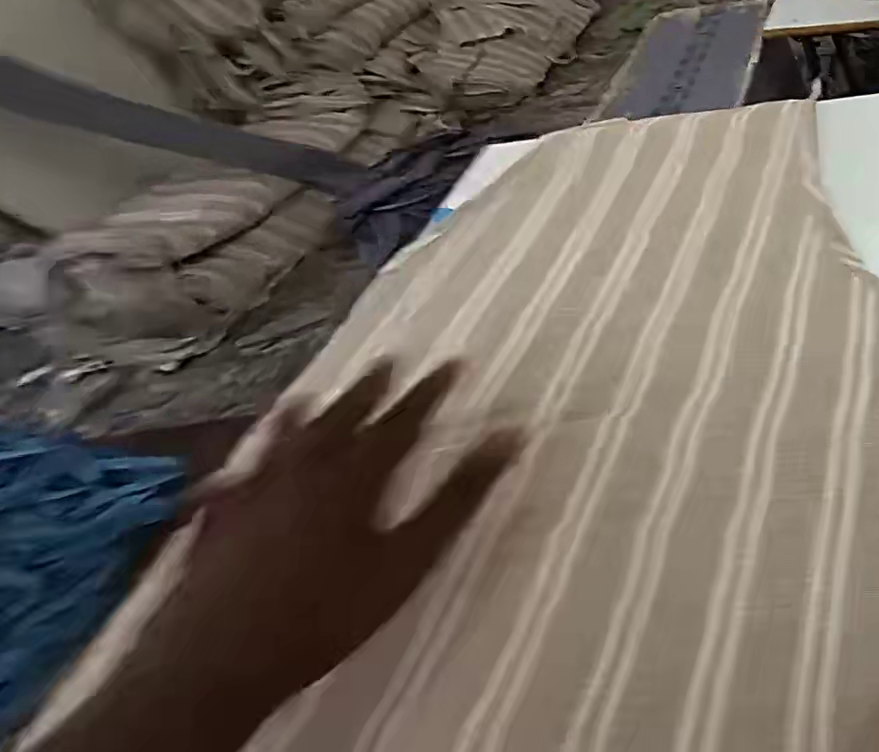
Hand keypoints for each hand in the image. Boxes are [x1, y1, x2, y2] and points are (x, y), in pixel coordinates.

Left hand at [43, 361, 518, 751]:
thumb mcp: (413, 553)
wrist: (211, 675)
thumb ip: (461, 494)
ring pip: (278, 448)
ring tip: (306, 397)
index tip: (453, 363)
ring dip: (299, 420)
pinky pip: (224, 491)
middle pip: (339, 422)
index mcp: (355, 477)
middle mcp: (302, 477)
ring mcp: (250, 504)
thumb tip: (511, 437)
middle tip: (387, 361)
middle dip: (368, 390)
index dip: (430, 391)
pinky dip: (235, 473)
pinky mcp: (210, 535)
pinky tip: (227, 475)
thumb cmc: (329, 610)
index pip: (402, 421)